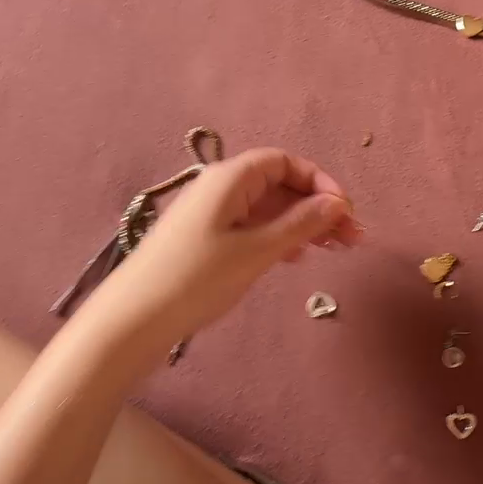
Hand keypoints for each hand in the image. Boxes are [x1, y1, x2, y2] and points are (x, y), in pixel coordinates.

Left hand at [89, 147, 361, 349]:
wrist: (131, 321)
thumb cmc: (196, 278)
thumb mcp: (256, 251)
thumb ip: (299, 224)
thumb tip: (337, 203)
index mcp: (231, 178)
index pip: (284, 162)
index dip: (319, 182)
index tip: (344, 211)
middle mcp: (221, 187)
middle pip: (279, 185)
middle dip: (317, 207)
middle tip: (351, 239)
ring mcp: (211, 214)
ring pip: (268, 208)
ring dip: (302, 224)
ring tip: (332, 251)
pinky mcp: (205, 239)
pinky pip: (252, 226)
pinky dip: (278, 237)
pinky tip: (294, 258)